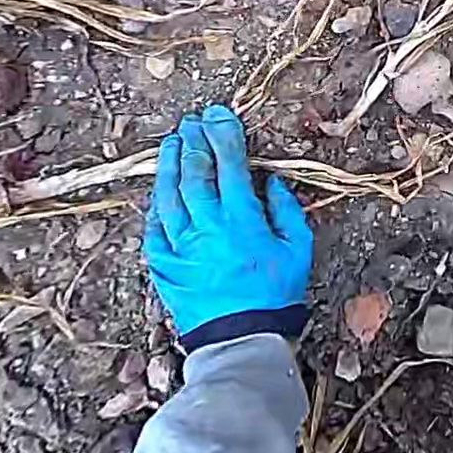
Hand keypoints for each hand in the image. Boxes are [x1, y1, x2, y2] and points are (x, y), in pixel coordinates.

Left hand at [146, 104, 312, 342]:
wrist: (241, 338)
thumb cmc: (276, 291)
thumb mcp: (298, 246)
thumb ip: (285, 209)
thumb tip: (272, 181)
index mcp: (241, 218)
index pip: (230, 165)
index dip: (224, 135)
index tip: (219, 115)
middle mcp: (206, 225)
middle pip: (195, 173)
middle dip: (194, 141)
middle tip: (193, 120)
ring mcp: (180, 245)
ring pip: (169, 195)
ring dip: (169, 165)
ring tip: (170, 141)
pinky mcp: (163, 265)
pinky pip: (154, 227)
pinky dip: (156, 204)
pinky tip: (158, 189)